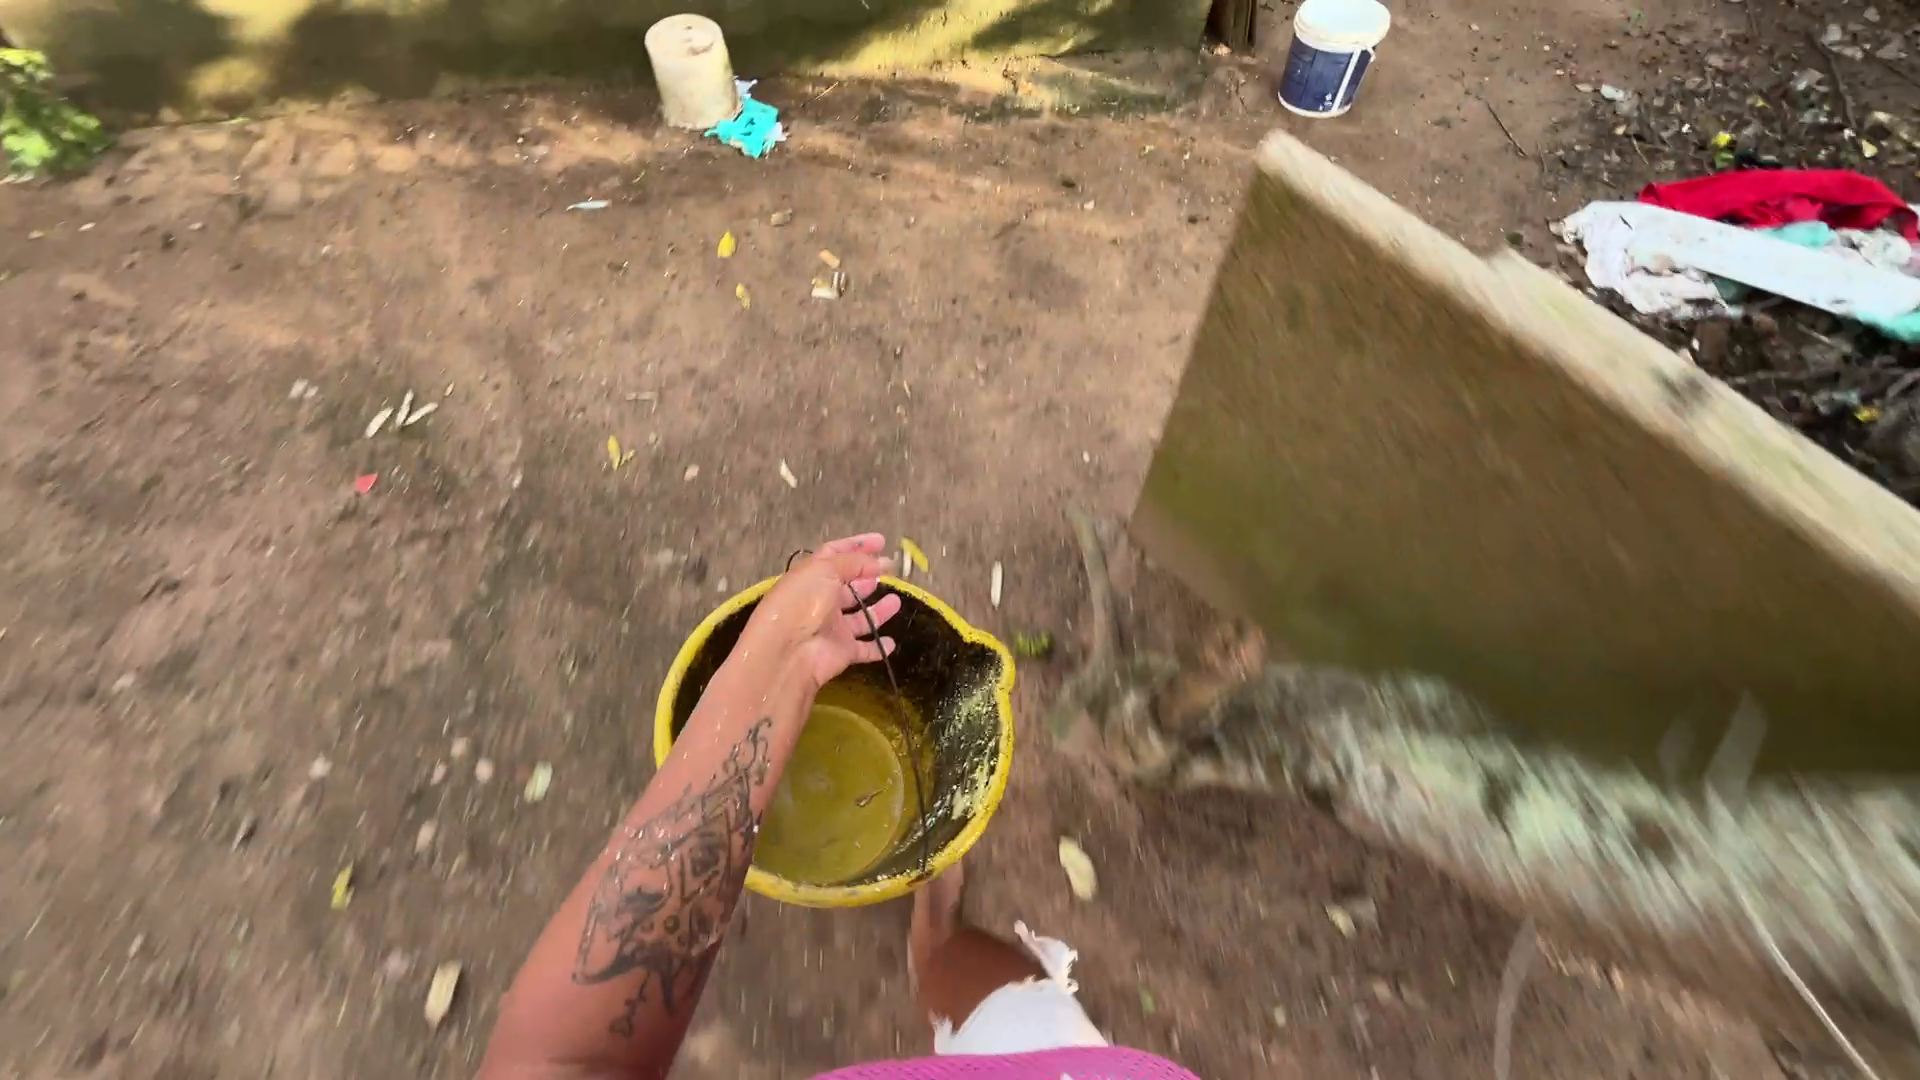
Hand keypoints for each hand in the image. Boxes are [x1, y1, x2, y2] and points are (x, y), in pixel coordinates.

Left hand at [745, 534, 901, 688]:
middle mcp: (821, 600)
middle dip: (868, 578)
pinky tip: (891, 642)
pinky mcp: (842, 651)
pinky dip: (877, 646)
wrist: (789, 651)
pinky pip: (864, 648)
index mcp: (811, 576)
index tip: (882, 541)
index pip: (835, 555)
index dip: (858, 545)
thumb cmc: (803, 602)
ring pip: (860, 617)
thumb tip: (881, 563)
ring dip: (878, 610)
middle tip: (890, 572)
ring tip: (896, 601)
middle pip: (848, 586)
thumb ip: (855, 562)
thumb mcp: (826, 569)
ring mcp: (832, 627)